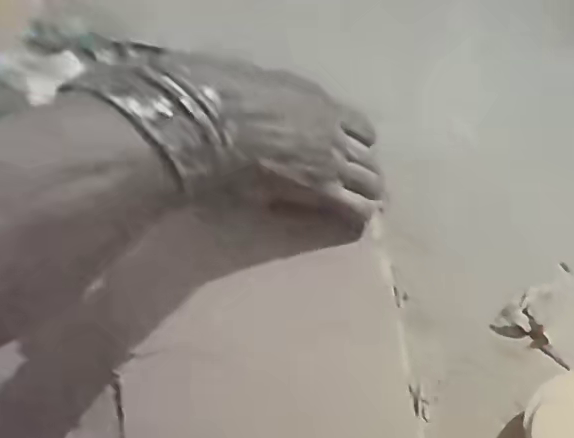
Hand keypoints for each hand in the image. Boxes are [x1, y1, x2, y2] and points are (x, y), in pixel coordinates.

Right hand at [160, 53, 382, 224]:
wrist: (202, 125)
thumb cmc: (212, 96)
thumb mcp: (252, 81)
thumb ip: (278, 99)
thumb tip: (275, 107)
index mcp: (318, 101)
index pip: (362, 128)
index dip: (359, 144)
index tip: (351, 155)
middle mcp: (334, 133)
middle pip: (370, 162)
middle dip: (367, 176)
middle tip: (359, 191)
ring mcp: (333, 164)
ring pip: (371, 187)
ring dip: (366, 197)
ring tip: (356, 208)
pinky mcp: (325, 192)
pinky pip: (359, 208)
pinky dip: (359, 214)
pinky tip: (351, 220)